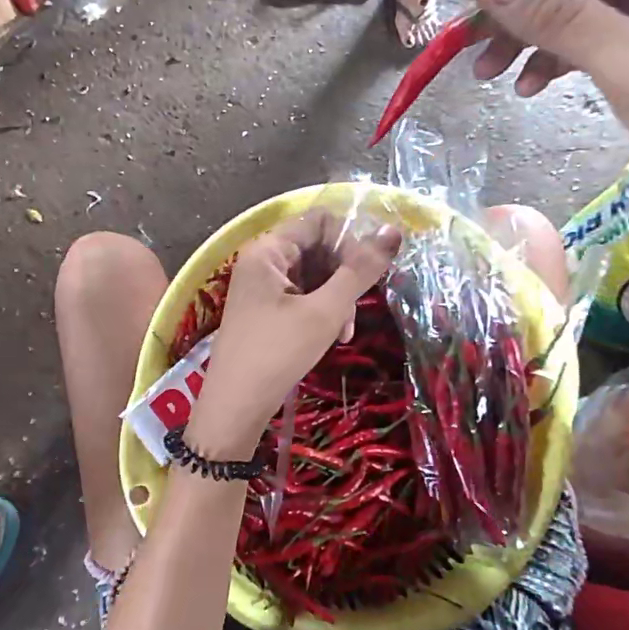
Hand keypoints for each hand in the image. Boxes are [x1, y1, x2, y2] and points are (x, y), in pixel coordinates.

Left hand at [187, 212, 400, 459]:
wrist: (235, 408)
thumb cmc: (277, 354)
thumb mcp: (325, 311)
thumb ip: (359, 271)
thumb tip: (393, 231)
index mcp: (268, 249)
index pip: (320, 221)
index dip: (349, 241)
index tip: (368, 274)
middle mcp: (262, 259)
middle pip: (318, 247)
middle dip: (344, 275)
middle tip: (354, 309)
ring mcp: (262, 285)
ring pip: (314, 274)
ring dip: (337, 297)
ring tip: (343, 330)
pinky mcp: (265, 308)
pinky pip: (302, 295)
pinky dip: (322, 310)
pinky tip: (334, 336)